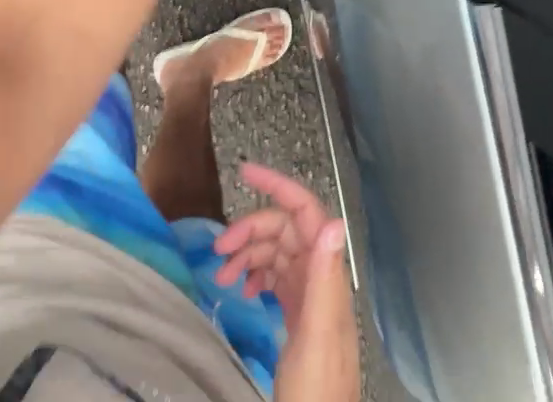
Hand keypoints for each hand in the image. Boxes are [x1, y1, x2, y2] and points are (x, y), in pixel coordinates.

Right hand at [215, 163, 358, 400]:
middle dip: (251, 230)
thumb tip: (333, 222)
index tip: (245, 172)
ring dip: (249, 255)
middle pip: (285, 230)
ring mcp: (310, 295)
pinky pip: (276, 278)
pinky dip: (257, 274)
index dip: (278, 186)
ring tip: (223, 275)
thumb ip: (324, 278)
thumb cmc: (317, 387)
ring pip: (278, 253)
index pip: (305, 211)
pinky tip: (244, 289)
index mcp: (326, 273)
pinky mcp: (299, 314)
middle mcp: (320, 276)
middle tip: (219, 251)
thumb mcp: (317, 332)